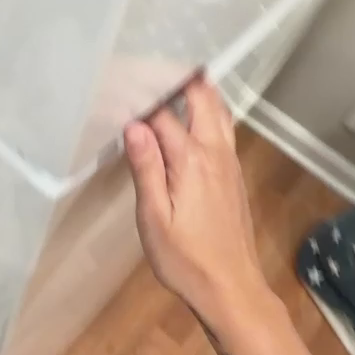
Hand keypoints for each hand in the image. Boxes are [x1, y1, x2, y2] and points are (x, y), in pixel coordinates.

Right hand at [123, 75, 270, 323]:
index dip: (142, 98)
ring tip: (176, 78)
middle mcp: (215, 152)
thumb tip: (134, 125)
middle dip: (180, 79)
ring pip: (219, 112)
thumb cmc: (185, 258)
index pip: (163, 115)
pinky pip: (224, 128)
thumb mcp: (154, 217)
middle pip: (202, 100)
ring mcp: (230, 162)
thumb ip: (145, 168)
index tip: (120, 83)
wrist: (232, 288)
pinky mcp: (234, 175)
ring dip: (200, 92)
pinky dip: (209, 111)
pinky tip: (194, 117)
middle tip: (153, 66)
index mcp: (191, 159)